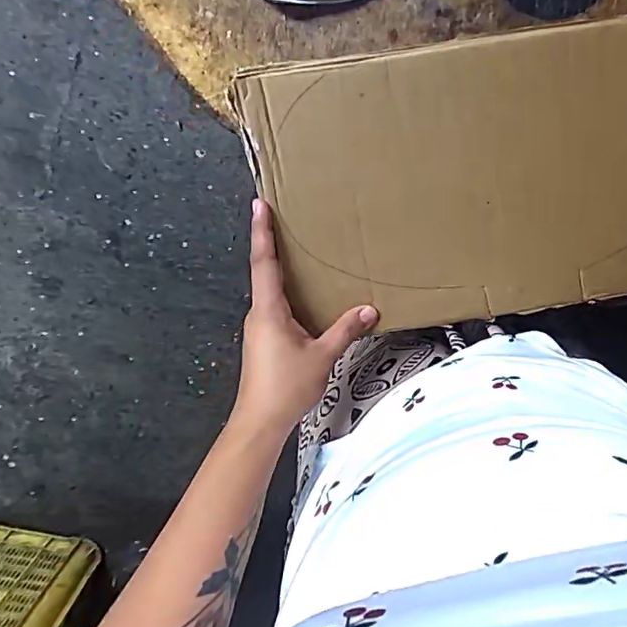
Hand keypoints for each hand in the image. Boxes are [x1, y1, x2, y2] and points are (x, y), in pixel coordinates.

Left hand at [231, 200, 377, 432]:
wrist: (259, 421)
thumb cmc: (285, 388)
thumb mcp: (322, 356)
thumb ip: (345, 330)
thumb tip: (368, 311)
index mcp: (269, 310)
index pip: (264, 262)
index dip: (262, 232)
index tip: (259, 206)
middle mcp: (258, 314)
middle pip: (264, 271)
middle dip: (271, 243)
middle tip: (277, 217)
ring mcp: (258, 328)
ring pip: (270, 292)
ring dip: (280, 271)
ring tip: (295, 253)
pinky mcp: (263, 341)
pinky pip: (275, 308)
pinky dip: (287, 295)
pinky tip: (303, 299)